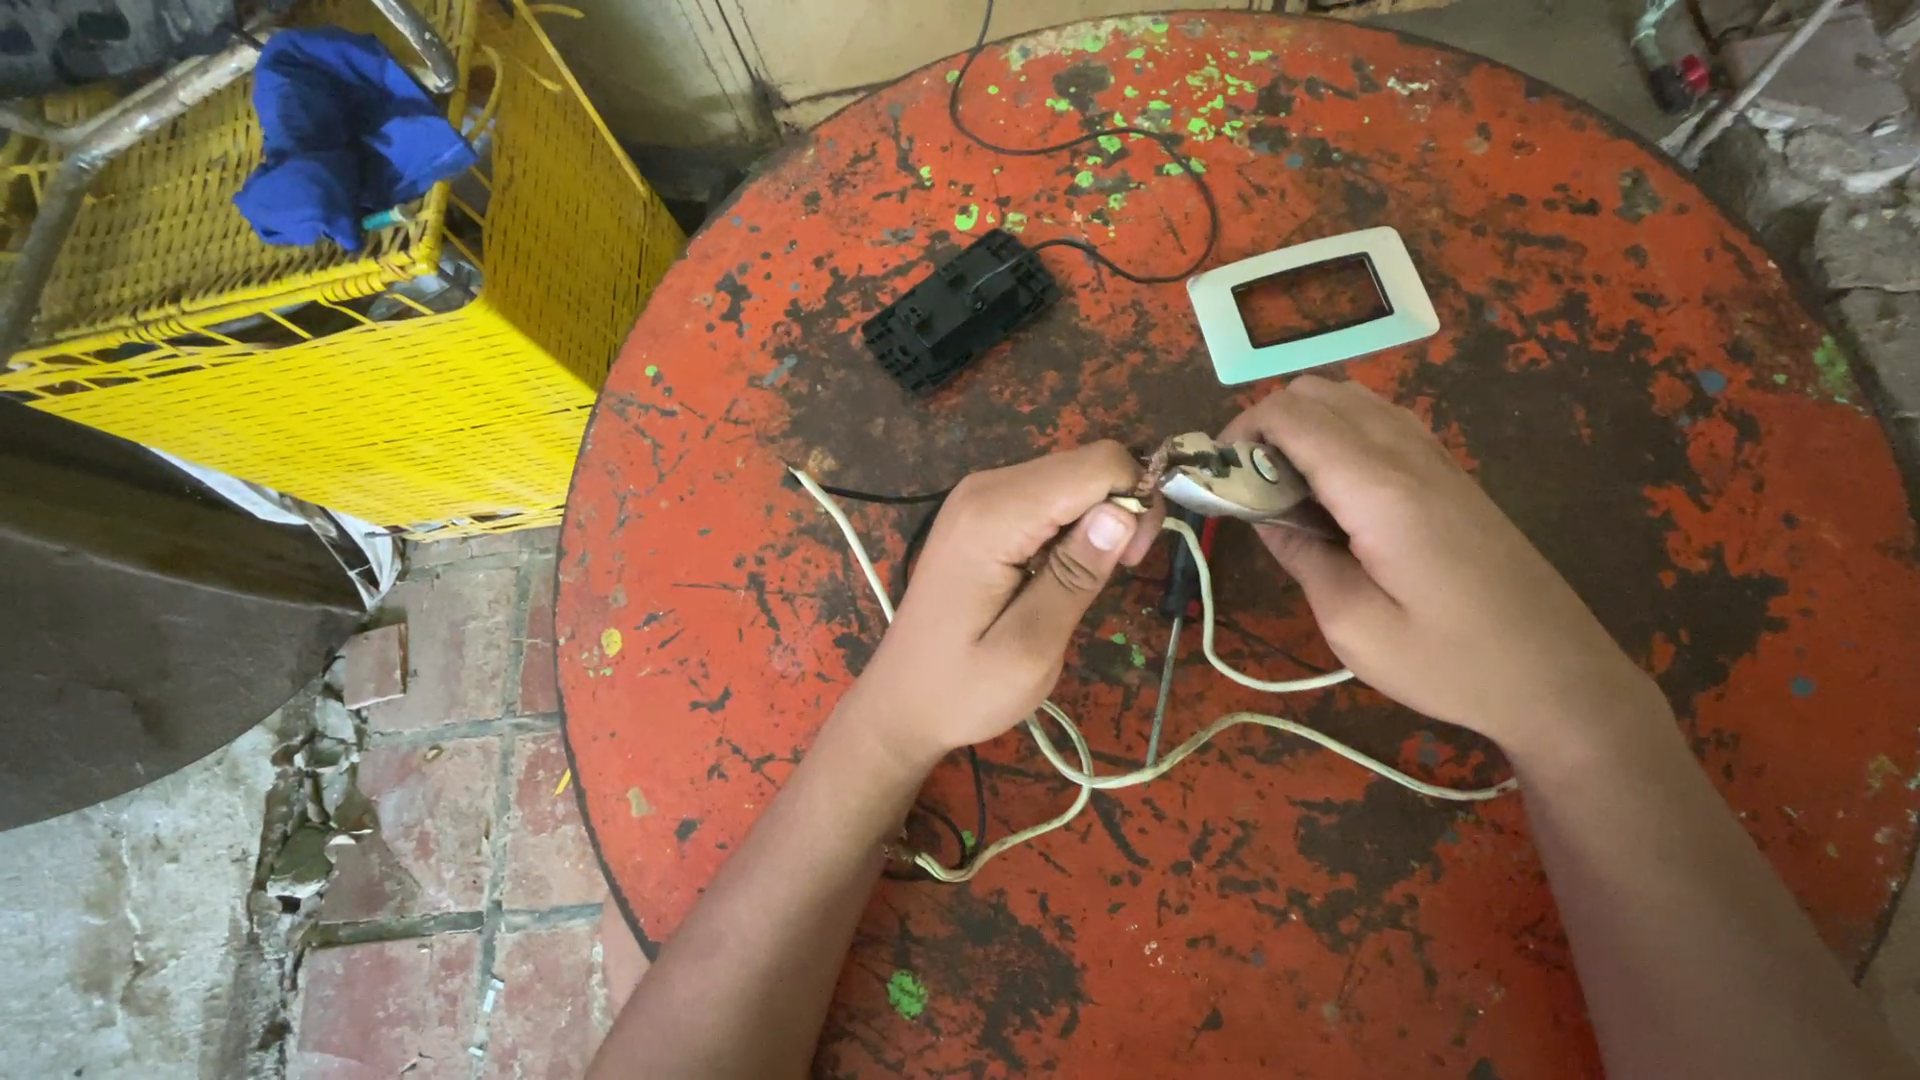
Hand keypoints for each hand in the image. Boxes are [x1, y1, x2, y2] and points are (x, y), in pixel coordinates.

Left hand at [837, 442, 1160, 766]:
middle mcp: (984, 489)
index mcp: (994, 515)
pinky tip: (1054, 574)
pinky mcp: (980, 512)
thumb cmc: (963, 688)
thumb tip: (1124, 510)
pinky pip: (1046, 497)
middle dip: (1119, 510)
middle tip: (1113, 576)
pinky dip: (1069, 528)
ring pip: (1071, 479)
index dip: (1135, 502)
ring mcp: (978, 497)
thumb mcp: (1030, 646)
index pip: (1097, 464)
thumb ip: (1076, 575)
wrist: (902, 701)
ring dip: (1096, 522)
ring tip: (1080, 583)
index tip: (1131, 562)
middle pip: (1085, 466)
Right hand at [1221, 376, 1667, 752]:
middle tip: (1246, 484)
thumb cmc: (1449, 663)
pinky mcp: (1450, 476)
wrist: (1561, 679)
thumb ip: (1299, 555)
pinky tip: (1331, 492)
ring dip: (1304, 426)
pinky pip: (1382, 423)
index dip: (1241, 431)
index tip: (1217, 477)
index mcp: (1379, 489)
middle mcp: (1409, 456)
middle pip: (1319, 392)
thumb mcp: (1351, 624)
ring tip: (1283, 486)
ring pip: (1352, 399)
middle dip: (1266, 423)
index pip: (1293, 415)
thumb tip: (1260, 512)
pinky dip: (1339, 435)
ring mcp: (1436, 460)